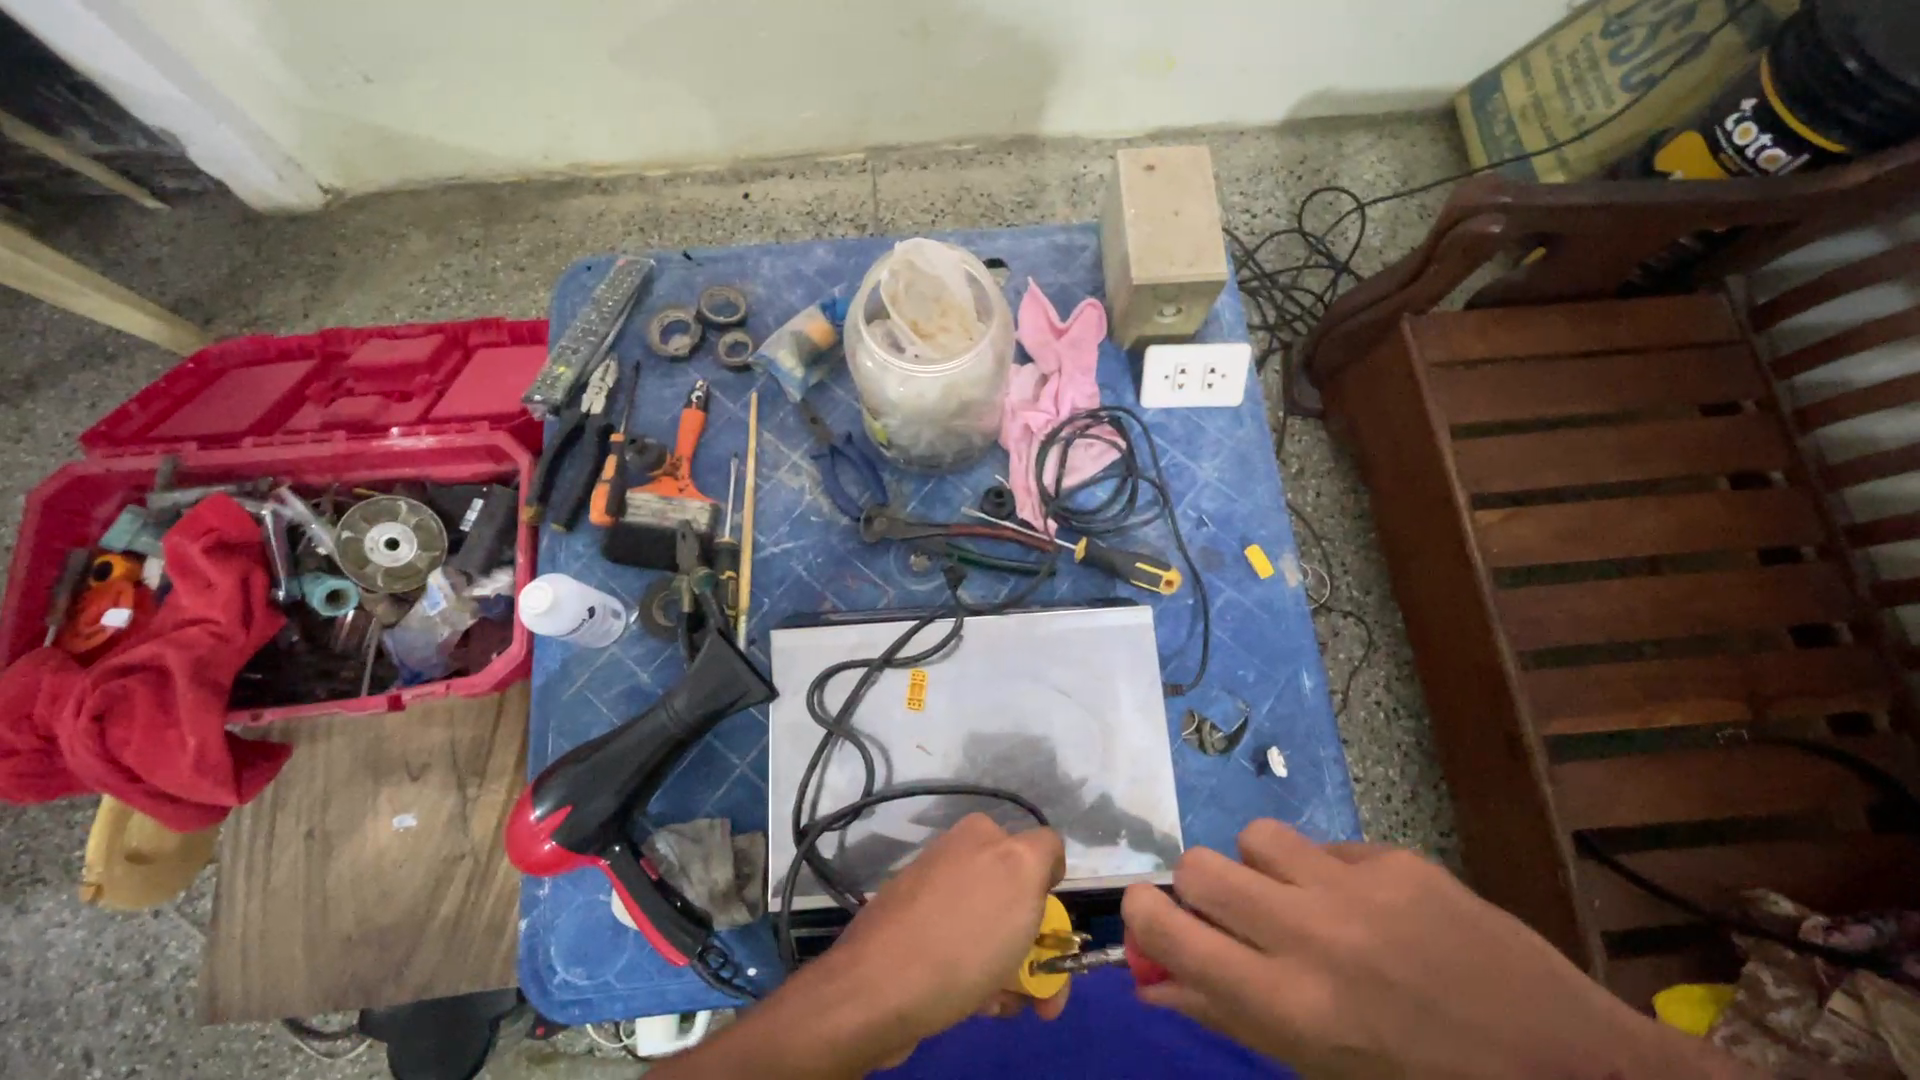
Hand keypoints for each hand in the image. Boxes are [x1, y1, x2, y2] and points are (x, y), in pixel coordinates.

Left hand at [654, 813, 1068, 1078]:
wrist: (864, 1001)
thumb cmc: (949, 949)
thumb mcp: (1014, 897)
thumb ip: (1040, 857)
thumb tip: (1048, 844)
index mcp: (980, 841)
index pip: (1042, 853)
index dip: (1052, 899)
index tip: (1050, 941)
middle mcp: (953, 855)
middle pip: (1015, 893)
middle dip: (1029, 940)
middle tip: (1030, 991)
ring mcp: (927, 891)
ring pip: (989, 925)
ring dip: (1005, 964)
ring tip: (1000, 1002)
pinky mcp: (905, 926)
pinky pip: (959, 942)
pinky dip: (973, 971)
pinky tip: (972, 1001)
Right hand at [1123, 820, 1755, 1079]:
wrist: (1563, 1068)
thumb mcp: (1317, 1070)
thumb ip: (1228, 1016)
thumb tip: (1151, 982)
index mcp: (1287, 1007)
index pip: (1170, 931)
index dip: (1142, 916)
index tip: (1148, 915)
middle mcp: (1310, 937)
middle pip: (1200, 866)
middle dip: (1200, 888)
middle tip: (1231, 915)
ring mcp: (1358, 889)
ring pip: (1257, 837)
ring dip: (1261, 867)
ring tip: (1299, 900)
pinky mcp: (1399, 860)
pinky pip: (1326, 847)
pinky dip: (1327, 872)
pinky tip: (1369, 909)